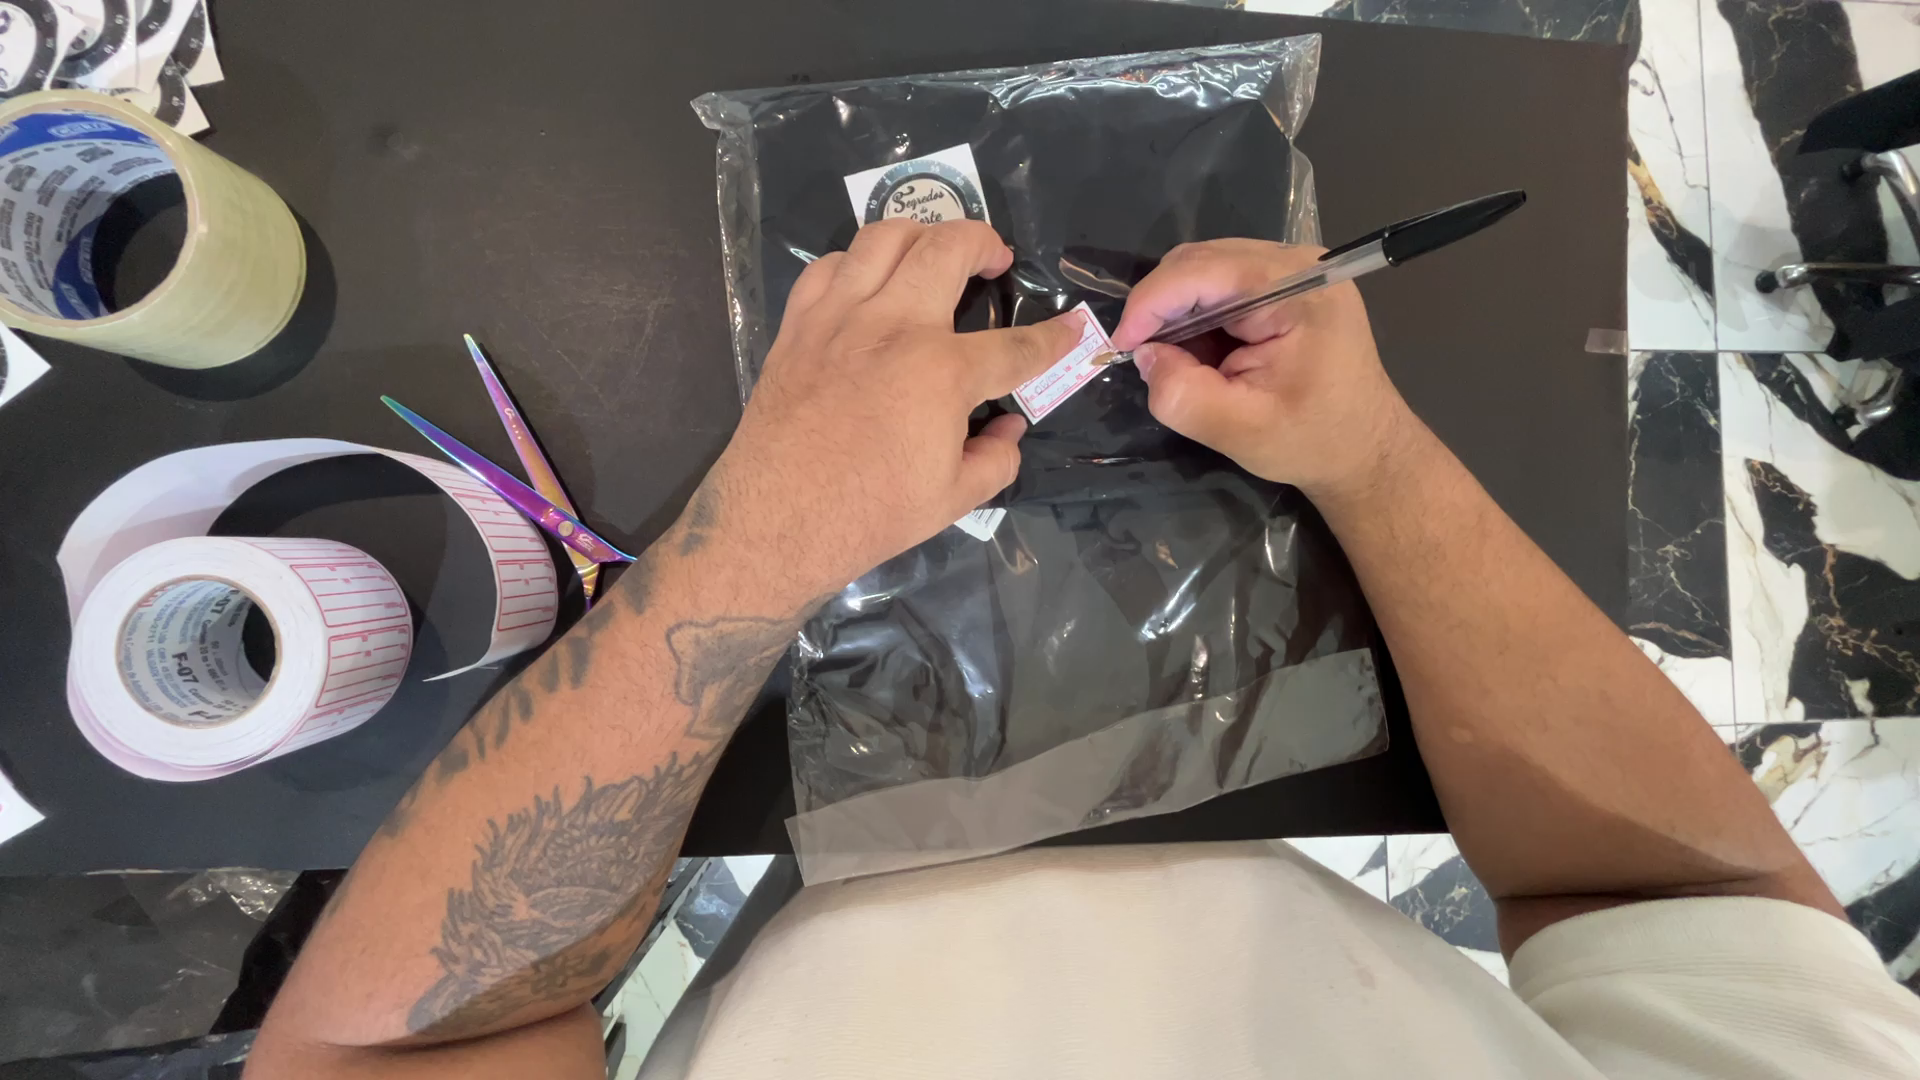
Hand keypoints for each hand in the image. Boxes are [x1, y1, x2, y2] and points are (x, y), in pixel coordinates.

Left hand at [707, 219, 1082, 587]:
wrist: (778, 520)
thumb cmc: (870, 514)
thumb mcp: (953, 500)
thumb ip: (996, 459)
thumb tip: (1008, 430)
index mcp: (942, 372)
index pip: (1014, 348)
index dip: (1052, 340)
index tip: (1070, 330)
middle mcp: (894, 325)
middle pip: (948, 247)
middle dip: (985, 241)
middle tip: (996, 258)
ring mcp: (840, 318)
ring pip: (884, 237)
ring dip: (921, 233)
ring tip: (934, 252)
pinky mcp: (799, 326)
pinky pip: (829, 266)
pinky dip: (857, 262)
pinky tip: (867, 282)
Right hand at [1111, 240, 1418, 500]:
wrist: (1363, 449)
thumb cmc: (1311, 441)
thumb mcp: (1239, 430)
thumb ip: (1182, 395)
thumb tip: (1143, 357)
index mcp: (1296, 289)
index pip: (1201, 271)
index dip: (1149, 304)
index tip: (1119, 347)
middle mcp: (1296, 264)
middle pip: (1199, 261)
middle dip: (1159, 307)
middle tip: (1141, 356)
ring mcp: (1292, 271)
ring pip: (1203, 271)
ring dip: (1175, 313)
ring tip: (1173, 360)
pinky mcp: (1283, 287)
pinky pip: (1218, 286)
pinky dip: (1193, 317)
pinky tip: (1197, 353)